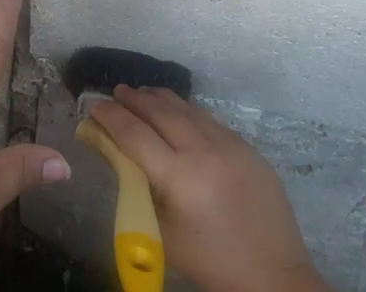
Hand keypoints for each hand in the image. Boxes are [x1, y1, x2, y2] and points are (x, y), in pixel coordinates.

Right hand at [89, 87, 325, 291]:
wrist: (272, 276)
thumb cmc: (208, 261)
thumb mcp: (160, 230)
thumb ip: (134, 184)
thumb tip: (110, 147)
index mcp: (180, 178)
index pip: (134, 133)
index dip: (110, 116)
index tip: (93, 106)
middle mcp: (205, 153)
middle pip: (160, 111)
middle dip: (134, 99)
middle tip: (116, 92)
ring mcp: (231, 147)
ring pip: (187, 109)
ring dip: (160, 99)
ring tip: (142, 94)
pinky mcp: (249, 149)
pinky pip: (209, 120)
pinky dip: (186, 112)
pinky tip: (177, 114)